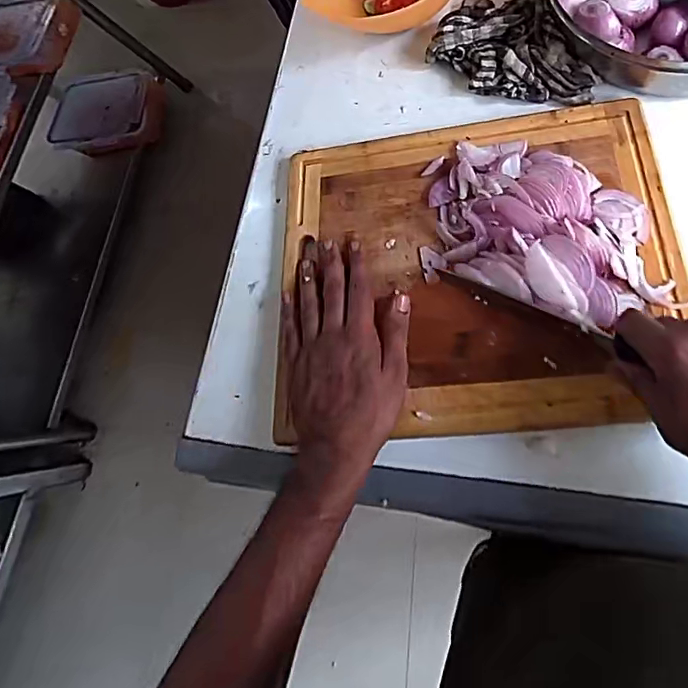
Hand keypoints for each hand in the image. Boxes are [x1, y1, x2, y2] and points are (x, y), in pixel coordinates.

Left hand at [281, 236, 410, 504]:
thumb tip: (399, 299)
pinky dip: (289, 310)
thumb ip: (395, 333)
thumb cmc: (371, 413)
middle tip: (327, 242)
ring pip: (308, 305)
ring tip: (306, 259)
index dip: (356, 265)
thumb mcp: (395, 375)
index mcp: (360, 337)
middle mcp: (332, 336)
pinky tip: (287, 296)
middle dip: (331, 264)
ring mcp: (311, 349)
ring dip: (307, 279)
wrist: (335, 445)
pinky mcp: (296, 363)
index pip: (358, 291)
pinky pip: (290, 329)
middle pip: (331, 291)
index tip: (353, 244)